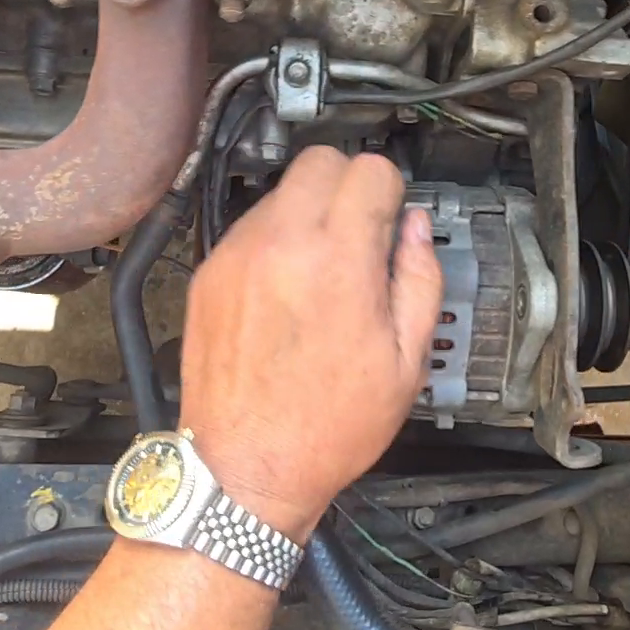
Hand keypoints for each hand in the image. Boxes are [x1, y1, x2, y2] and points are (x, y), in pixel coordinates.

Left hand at [178, 147, 443, 540]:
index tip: (391, 220)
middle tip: (361, 234)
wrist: (244, 468)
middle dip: (350, 186)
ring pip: (283, 190)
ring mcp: (237, 255)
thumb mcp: (405, 361)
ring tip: (323, 270)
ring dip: (311, 213)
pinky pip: (250, 227)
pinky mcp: (210, 273)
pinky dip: (276, 240)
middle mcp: (280, 245)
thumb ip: (419, 280)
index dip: (391, 191)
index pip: (369, 170)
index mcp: (338, 261)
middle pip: (322, 161)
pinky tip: (289, 287)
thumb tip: (414, 230)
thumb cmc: (324, 427)